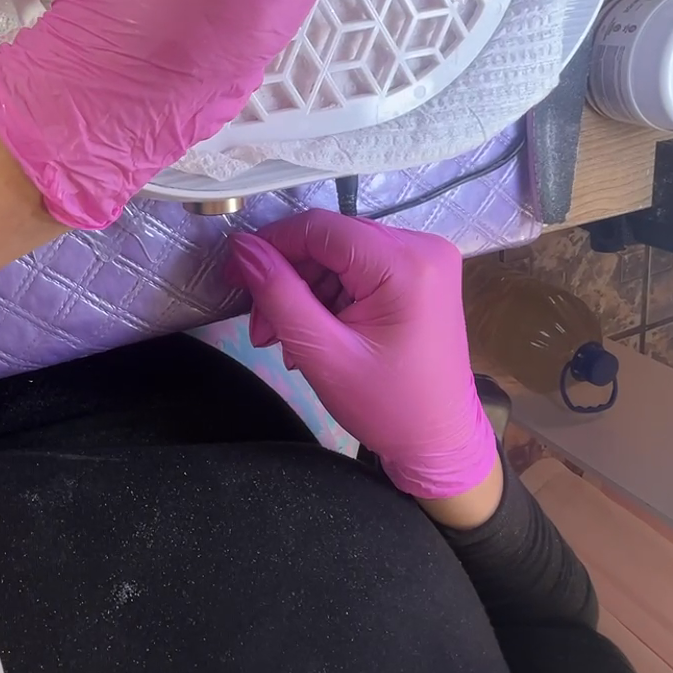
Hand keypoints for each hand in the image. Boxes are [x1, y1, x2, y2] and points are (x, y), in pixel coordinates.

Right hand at [224, 211, 495, 502]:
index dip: (270, 245)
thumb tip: (241, 246)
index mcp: (405, 263)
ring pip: (336, 255)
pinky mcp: (417, 273)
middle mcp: (421, 246)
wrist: (439, 444)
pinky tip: (311, 331)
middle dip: (286, 279)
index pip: (319, 228)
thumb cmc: (387, 407)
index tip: (234, 276)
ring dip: (301, 292)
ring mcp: (423, 258)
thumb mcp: (322, 353)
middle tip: (261, 327)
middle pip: (327, 241)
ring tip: (283, 338)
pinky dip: (326, 295)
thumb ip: (278, 293)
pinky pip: (355, 267)